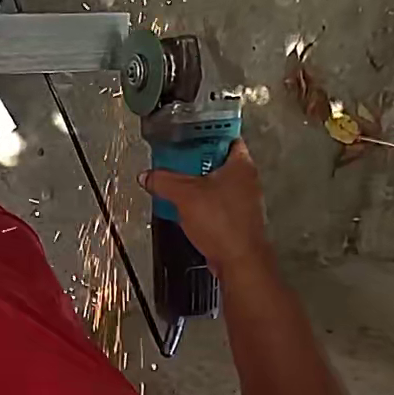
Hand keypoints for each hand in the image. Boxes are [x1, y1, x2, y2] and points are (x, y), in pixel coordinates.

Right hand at [140, 140, 273, 276]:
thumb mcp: (184, 196)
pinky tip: (183, 209)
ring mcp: (243, 200)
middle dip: (193, 162)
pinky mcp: (236, 218)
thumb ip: (163, 181)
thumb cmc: (221, 223)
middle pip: (216, 160)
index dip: (204, 133)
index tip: (186, 135)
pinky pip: (214, 203)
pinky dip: (199, 203)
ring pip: (214, 183)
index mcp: (240, 164)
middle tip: (173, 162)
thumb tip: (147, 176)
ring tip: (174, 185)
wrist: (238, 261)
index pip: (225, 136)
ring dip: (195, 184)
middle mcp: (246, 179)